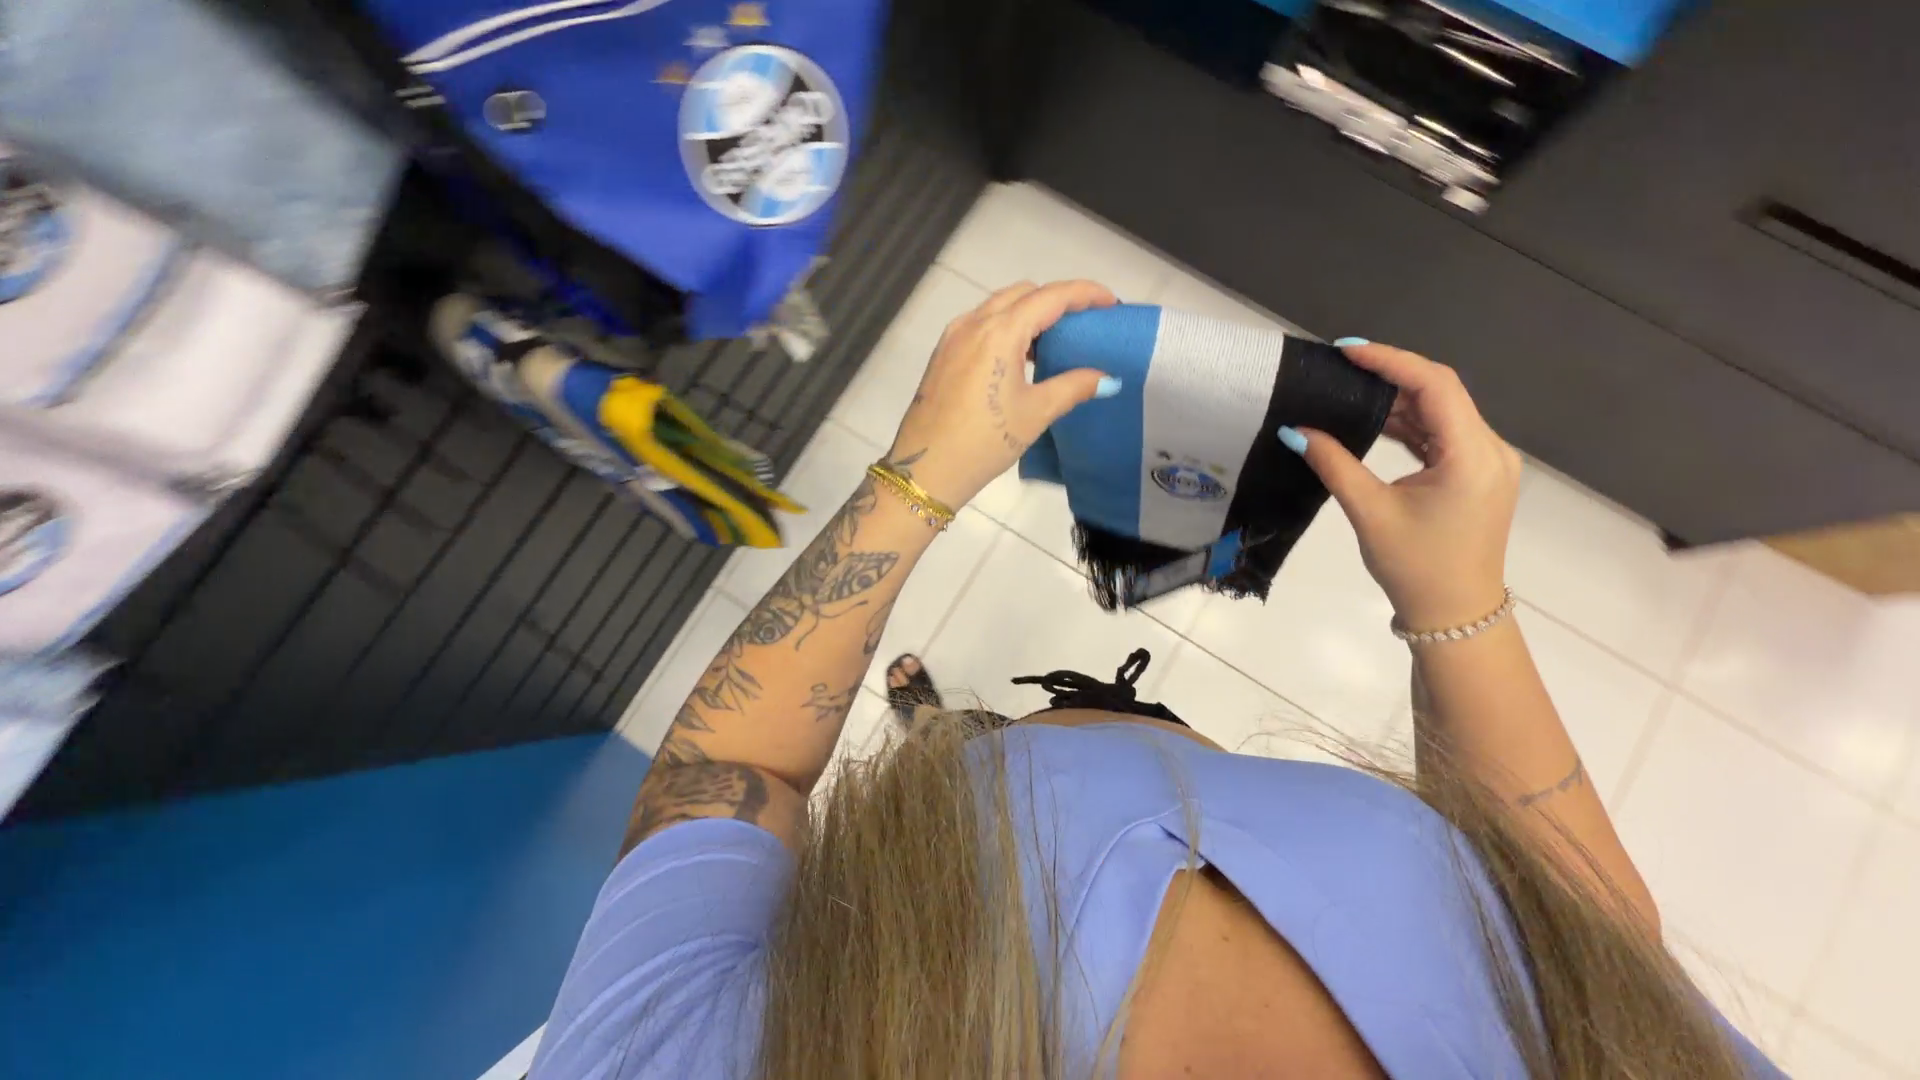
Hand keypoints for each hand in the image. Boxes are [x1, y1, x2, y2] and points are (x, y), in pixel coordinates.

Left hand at [886, 280, 1118, 507]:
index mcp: (999, 332)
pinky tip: (1021, 357)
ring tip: (1056, 341)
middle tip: (1084, 323)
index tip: (1110, 302)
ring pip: (999, 306)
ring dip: (1030, 313)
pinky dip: (1007, 327)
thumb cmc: (984, 441)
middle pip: (1024, 293)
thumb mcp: (1035, 413)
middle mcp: (974, 322)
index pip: (1050, 296)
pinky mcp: (943, 352)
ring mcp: (954, 335)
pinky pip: (981, 324)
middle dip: (1057, 300)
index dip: (1084, 293)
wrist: (925, 469)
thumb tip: (1108, 378)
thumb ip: (1074, 387)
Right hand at [1289, 342, 1521, 630]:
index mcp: (1473, 455)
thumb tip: (1295, 431)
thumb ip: (1334, 464)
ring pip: (1442, 413)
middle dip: (1392, 376)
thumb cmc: (1415, 566)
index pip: (1435, 386)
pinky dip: (1410, 425)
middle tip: (1343, 366)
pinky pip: (1443, 435)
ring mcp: (1487, 462)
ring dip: (1399, 401)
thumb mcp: (1370, 512)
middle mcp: (1491, 450)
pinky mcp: (1476, 475)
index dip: (1391, 361)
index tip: (1347, 351)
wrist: (1455, 614)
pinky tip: (1376, 422)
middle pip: (1442, 393)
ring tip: (1351, 391)